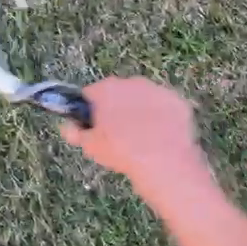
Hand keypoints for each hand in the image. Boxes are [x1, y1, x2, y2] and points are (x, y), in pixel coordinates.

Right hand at [61, 77, 212, 195]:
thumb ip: (75, 132)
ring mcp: (157, 90)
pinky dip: (164, 117)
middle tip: (119, 134)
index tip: (96, 126)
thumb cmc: (121, 153)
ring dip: (142, 110)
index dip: (92, 110)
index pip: (91, 94)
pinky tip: (164, 136)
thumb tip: (67, 126)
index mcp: (106, 89)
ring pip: (144, 97)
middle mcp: (130, 82)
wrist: (164, 163)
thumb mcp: (91, 147)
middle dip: (118, 107)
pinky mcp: (178, 101)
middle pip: (119, 92)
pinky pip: (166, 107)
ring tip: (144, 137)